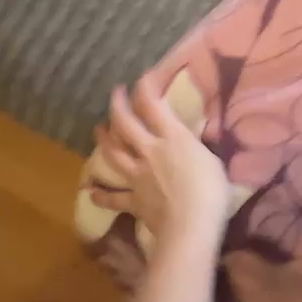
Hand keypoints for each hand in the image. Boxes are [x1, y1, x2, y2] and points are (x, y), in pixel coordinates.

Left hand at [102, 77, 229, 250]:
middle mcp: (150, 151)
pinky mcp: (134, 201)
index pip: (154, 106)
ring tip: (97, 130)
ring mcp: (138, 176)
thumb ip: (197, 146)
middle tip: (114, 93)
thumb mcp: (211, 159)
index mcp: (172, 138)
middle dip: (118, 106)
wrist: (190, 225)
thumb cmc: (211, 190)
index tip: (143, 76)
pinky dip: (102, 194)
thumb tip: (194, 136)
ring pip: (114, 154)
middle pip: (126, 125)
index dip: (146, 88)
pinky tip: (90, 190)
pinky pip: (114, 197)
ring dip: (104, 140)